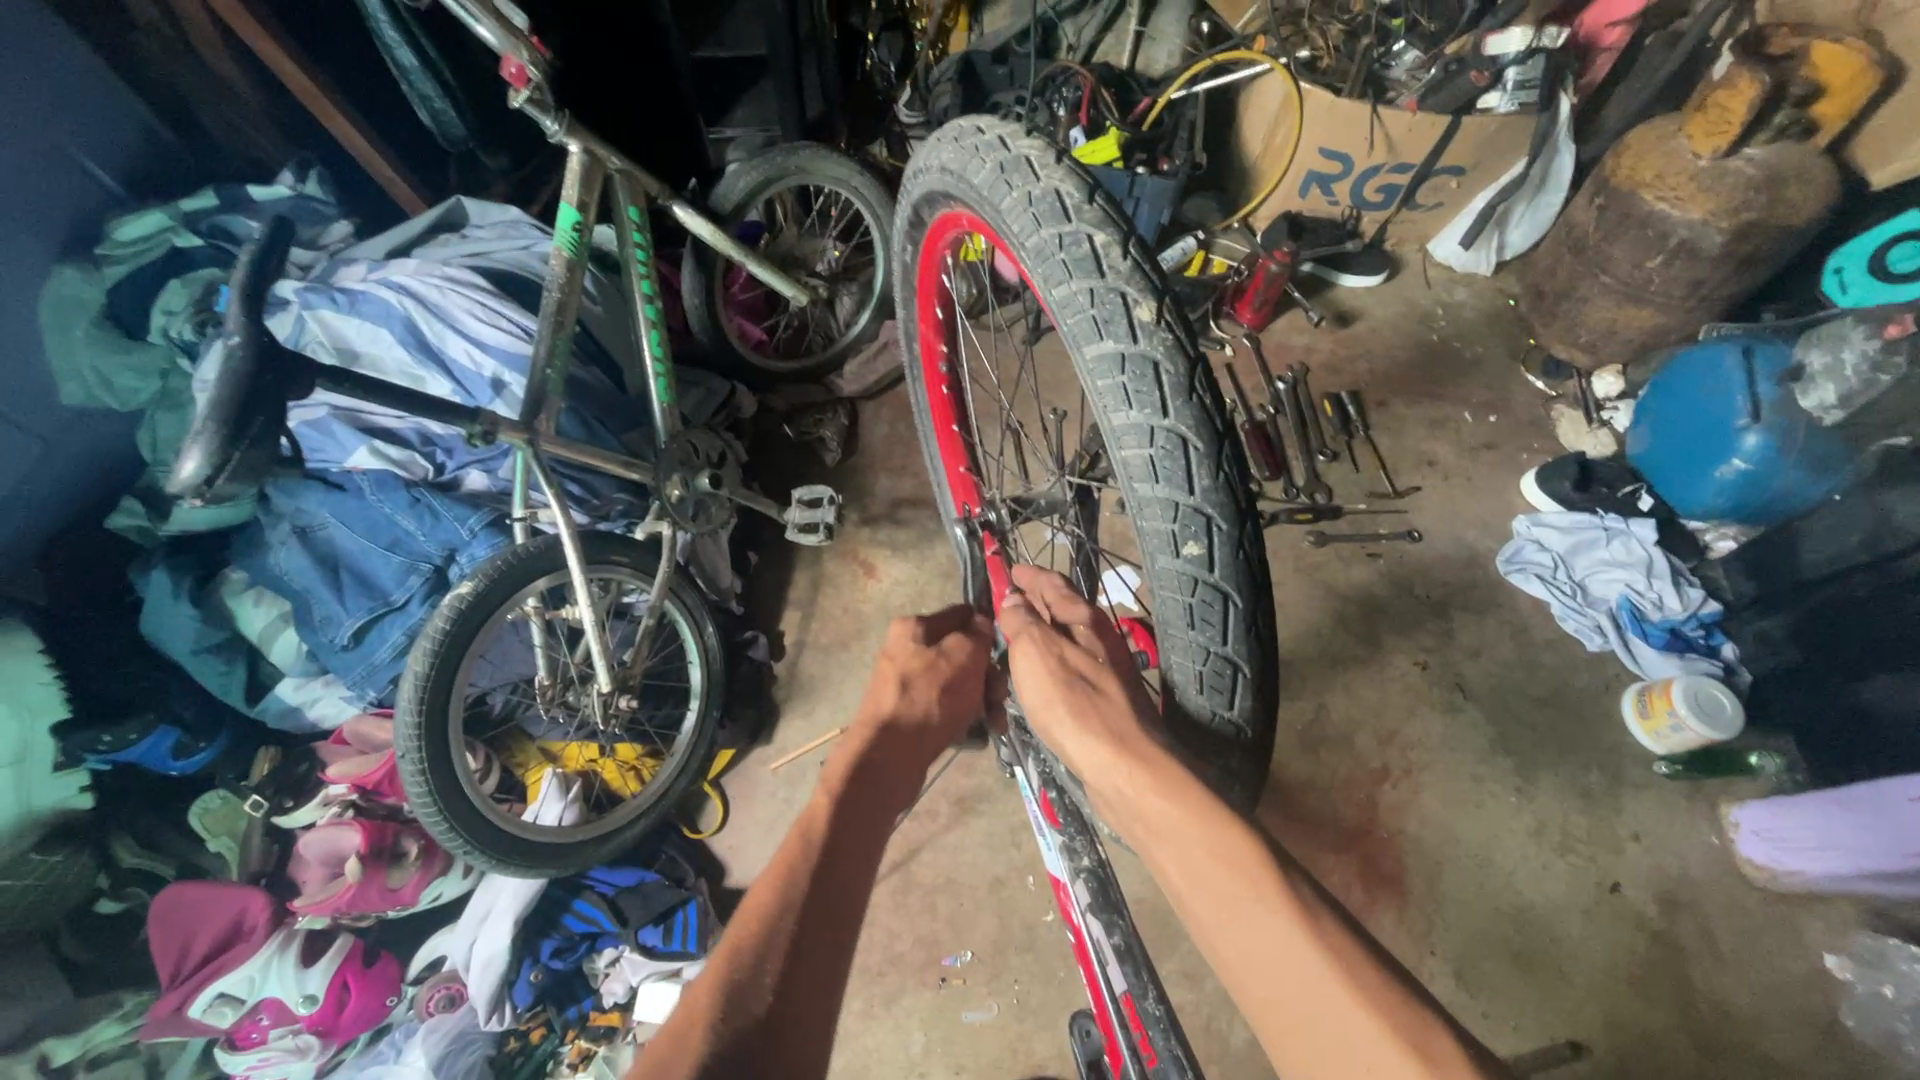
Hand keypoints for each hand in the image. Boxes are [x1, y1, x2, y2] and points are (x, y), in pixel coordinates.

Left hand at [847, 605, 996, 771]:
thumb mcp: (963, 656)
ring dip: (983, 699)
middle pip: (962, 653)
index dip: (986, 630)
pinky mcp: (911, 714)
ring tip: (996, 721)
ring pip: (958, 683)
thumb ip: (977, 634)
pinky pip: (946, 706)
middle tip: (1000, 696)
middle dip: (988, 674)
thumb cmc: (929, 697)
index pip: (961, 615)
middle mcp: (908, 651)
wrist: (889, 756)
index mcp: (915, 628)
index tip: (1006, 651)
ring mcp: (907, 684)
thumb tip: (982, 622)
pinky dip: (966, 715)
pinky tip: (983, 730)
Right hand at [998, 565, 1162, 805]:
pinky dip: (1047, 667)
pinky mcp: (1101, 704)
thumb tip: (1013, 598)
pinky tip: (1035, 681)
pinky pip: (1067, 673)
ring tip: (1013, 638)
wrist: (1123, 765)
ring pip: (1065, 643)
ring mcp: (1103, 673)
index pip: (1055, 585)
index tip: (1012, 570)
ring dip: (1040, 636)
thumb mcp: (1037, 653)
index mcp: (1085, 620)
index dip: (1032, 576)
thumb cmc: (1074, 703)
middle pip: (1063, 613)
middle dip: (1036, 603)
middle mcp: (1098, 641)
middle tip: (1008, 600)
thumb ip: (1023, 622)